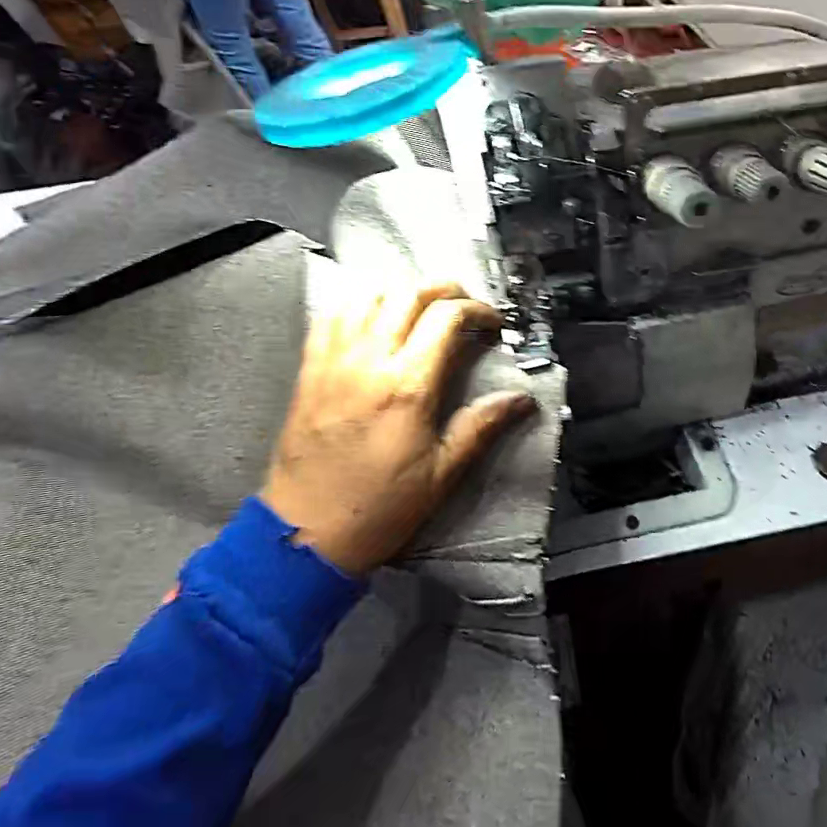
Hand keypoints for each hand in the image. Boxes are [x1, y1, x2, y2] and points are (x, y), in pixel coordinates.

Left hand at [260, 283, 535, 575]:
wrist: (303, 535)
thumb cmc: (381, 507)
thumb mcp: (443, 473)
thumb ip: (482, 426)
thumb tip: (523, 398)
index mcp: (408, 386)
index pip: (447, 317)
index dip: (478, 310)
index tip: (494, 325)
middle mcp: (369, 363)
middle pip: (408, 293)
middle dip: (445, 290)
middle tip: (466, 309)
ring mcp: (333, 362)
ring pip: (368, 296)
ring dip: (403, 292)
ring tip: (424, 310)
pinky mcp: (309, 371)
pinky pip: (329, 316)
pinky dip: (358, 304)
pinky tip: (375, 316)